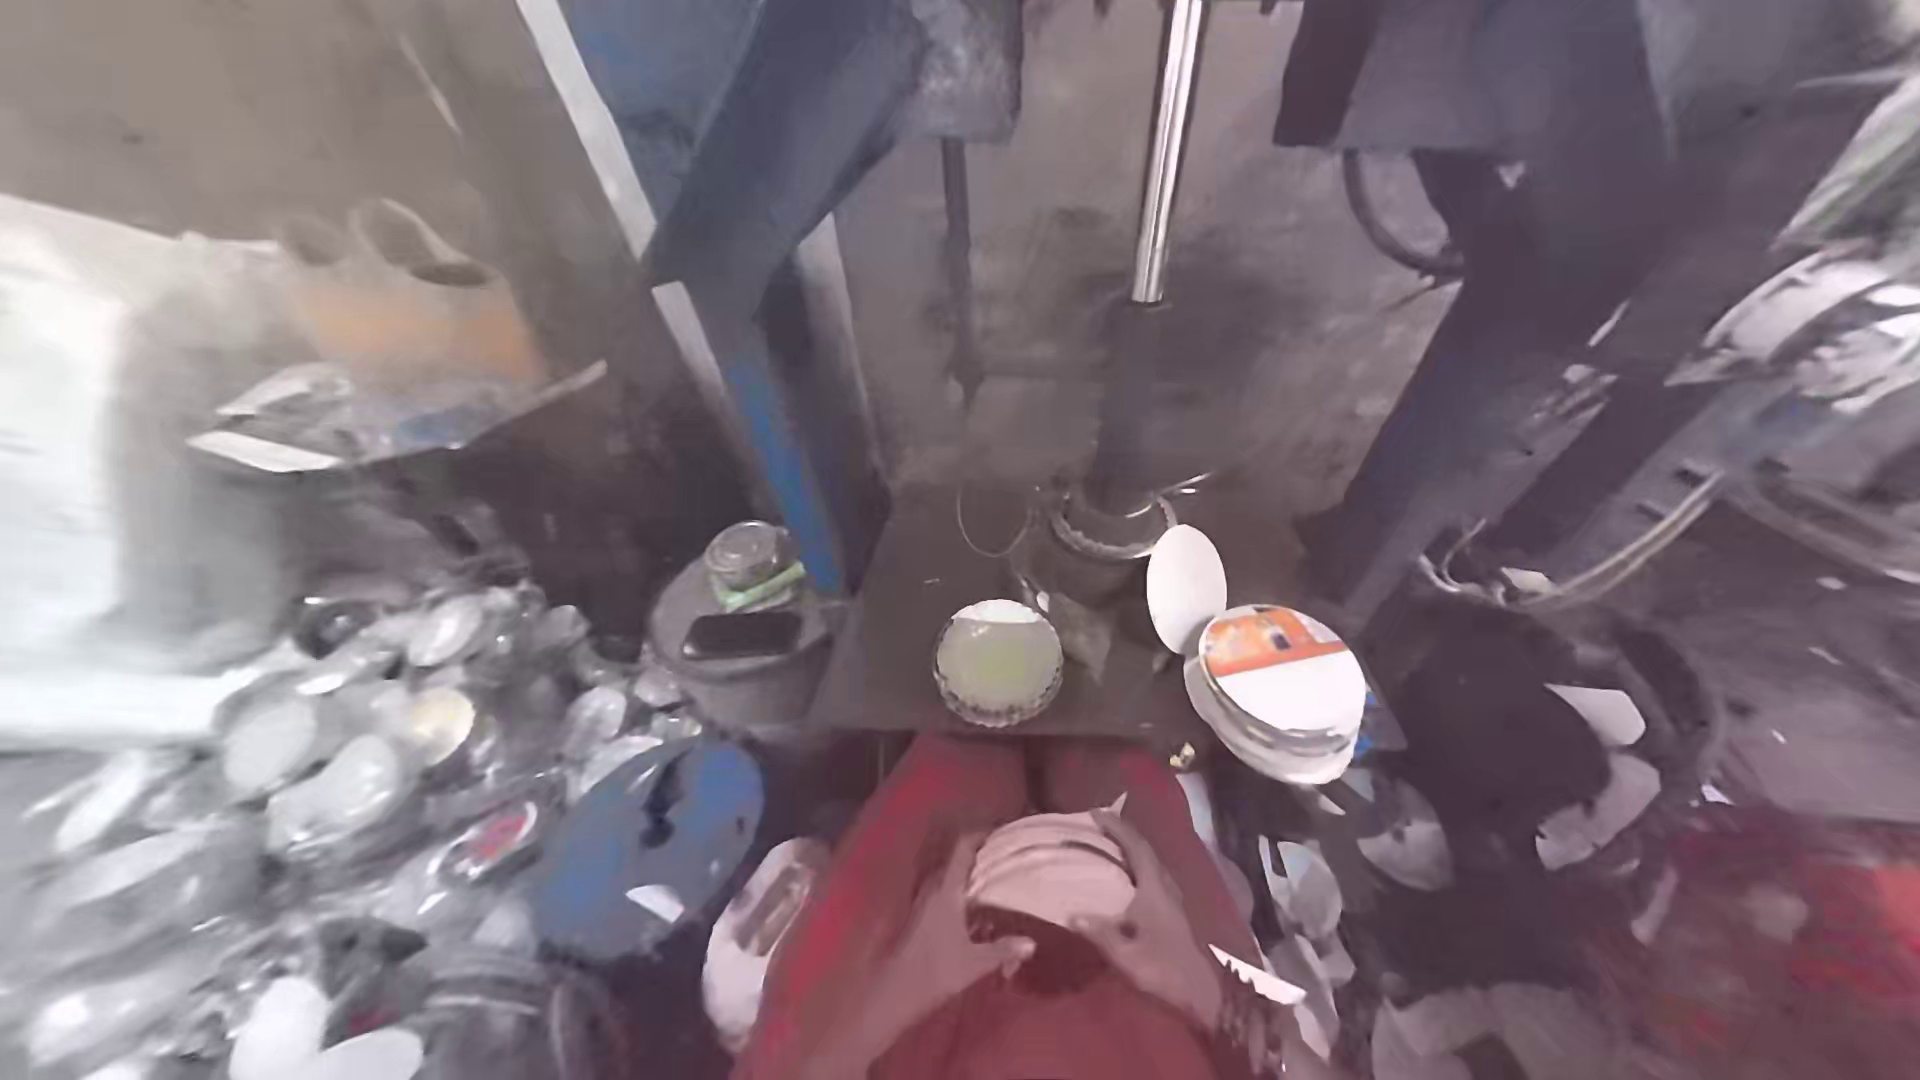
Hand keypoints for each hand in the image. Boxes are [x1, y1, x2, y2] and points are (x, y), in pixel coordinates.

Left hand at [872, 832, 1035, 1016]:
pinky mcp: (923, 915)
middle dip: (981, 856)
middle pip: (958, 860)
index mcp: (947, 889)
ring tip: (996, 881)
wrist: (895, 991)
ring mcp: (926, 900)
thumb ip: (1003, 950)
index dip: (980, 835)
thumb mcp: (974, 962)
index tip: (1000, 833)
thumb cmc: (935, 970)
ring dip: (971, 876)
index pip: (963, 848)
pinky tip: (978, 910)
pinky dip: (963, 892)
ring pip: (952, 877)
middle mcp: (935, 887)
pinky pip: (947, 892)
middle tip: (1006, 858)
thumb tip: (1031, 943)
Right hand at [1071, 809, 1223, 1029]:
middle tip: (1097, 823)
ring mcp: (1171, 896)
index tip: (1095, 813)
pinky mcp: (1172, 908)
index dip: (1116, 826)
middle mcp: (1165, 884)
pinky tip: (1124, 872)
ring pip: (1149, 859)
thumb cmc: (1165, 969)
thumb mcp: (1128, 956)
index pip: (1135, 845)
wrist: (1205, 994)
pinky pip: (1151, 871)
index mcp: (1154, 887)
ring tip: (1107, 841)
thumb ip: (1100, 934)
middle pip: (1143, 847)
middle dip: (1121, 831)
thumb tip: (1071, 914)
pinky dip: (1135, 861)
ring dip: (1129, 845)